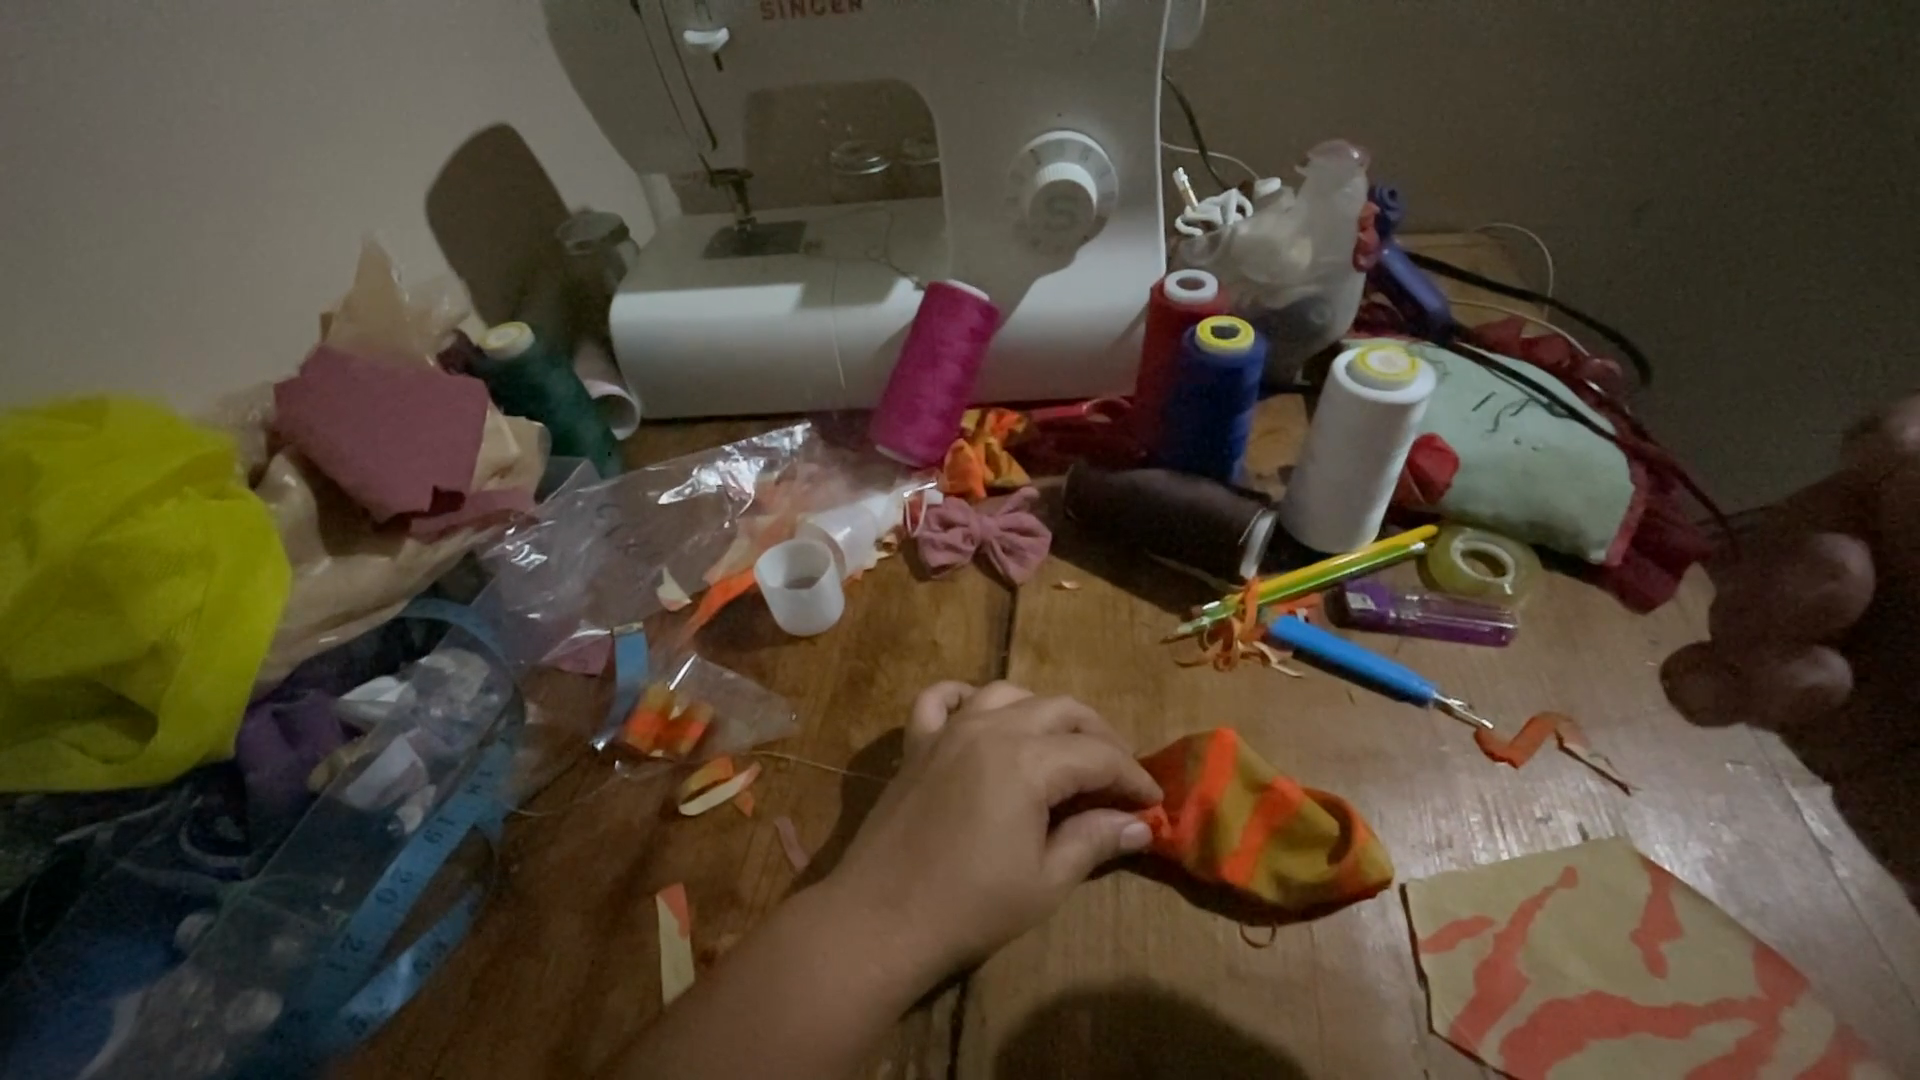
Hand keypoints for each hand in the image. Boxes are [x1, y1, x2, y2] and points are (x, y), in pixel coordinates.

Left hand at [820, 681, 1162, 984]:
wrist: (880, 920)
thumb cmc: (970, 907)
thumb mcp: (1045, 880)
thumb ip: (1094, 840)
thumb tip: (1139, 824)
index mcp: (1027, 761)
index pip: (1097, 755)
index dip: (1131, 776)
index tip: (1152, 801)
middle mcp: (990, 729)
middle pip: (1060, 710)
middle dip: (1098, 736)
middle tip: (1117, 775)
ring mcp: (948, 730)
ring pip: (1007, 693)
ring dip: (1042, 712)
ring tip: (1059, 746)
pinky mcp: (916, 744)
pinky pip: (939, 699)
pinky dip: (965, 697)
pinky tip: (980, 716)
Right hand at [1661, 397, 1919, 747]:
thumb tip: (1886, 433)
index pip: (1914, 454)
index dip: (1888, 451)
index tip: (1880, 471)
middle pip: (1811, 519)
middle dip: (1796, 552)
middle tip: (1829, 595)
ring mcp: (1864, 654)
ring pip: (1743, 595)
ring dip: (1746, 629)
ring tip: (1796, 688)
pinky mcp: (1810, 719)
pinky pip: (1716, 674)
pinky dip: (1706, 684)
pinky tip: (1732, 711)